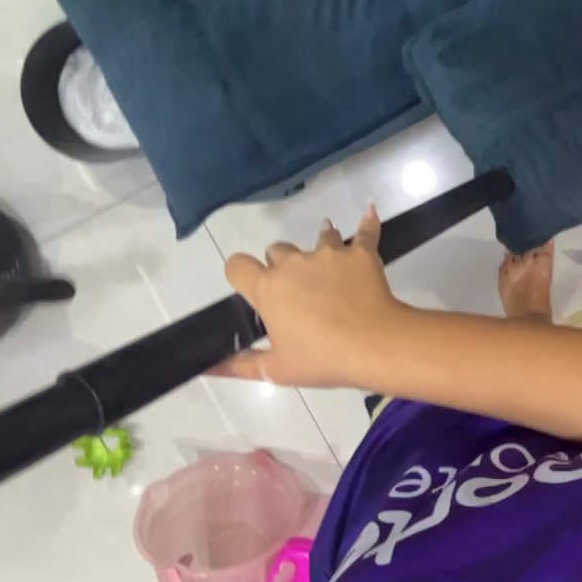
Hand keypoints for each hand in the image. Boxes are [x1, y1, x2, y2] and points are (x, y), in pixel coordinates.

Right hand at [218, 208, 411, 388]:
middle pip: (277, 250)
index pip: (237, 265)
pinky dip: (367, 224)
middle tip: (298, 291)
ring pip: (318, 238)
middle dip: (282, 265)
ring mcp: (329, 254)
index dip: (241, 273)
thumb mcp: (276, 370)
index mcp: (268, 288)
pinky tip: (369, 211)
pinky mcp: (360, 253)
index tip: (252, 288)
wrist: (374, 345)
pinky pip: (364, 232)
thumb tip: (207, 367)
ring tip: (328, 262)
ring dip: (320, 246)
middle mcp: (294, 263)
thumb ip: (239, 365)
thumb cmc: (322, 359)